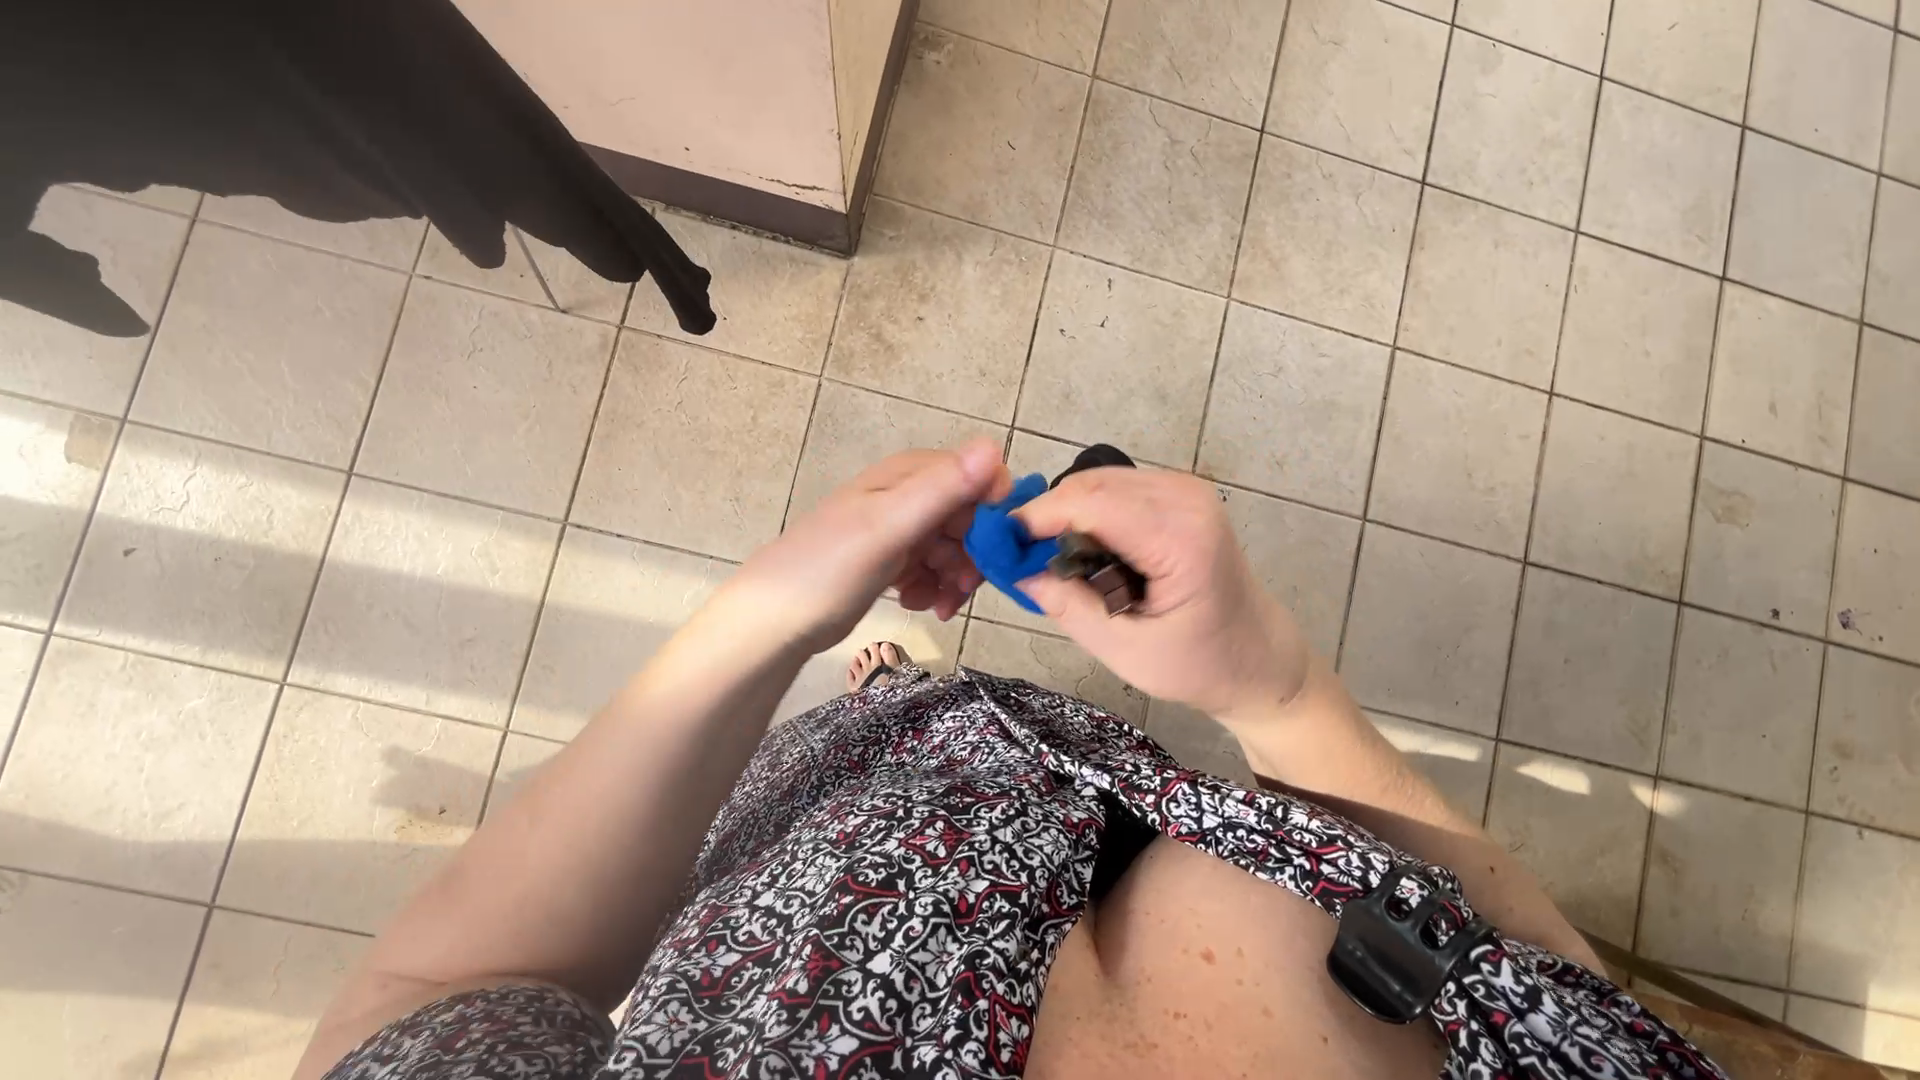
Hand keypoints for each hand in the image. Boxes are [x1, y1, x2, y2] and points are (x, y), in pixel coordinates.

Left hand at [719, 439, 1010, 654]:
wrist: (775, 620)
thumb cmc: (828, 569)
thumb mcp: (888, 527)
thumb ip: (941, 489)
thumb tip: (993, 445)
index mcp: (910, 474)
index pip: (979, 478)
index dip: (994, 515)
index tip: (991, 554)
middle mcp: (909, 494)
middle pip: (972, 518)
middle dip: (975, 555)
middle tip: (962, 588)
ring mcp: (901, 528)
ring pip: (956, 548)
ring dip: (956, 579)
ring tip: (938, 606)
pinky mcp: (894, 560)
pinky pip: (934, 569)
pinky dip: (934, 589)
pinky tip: (917, 605)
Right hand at [1014, 469, 1309, 720]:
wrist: (1260, 657)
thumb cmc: (1199, 664)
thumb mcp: (1127, 652)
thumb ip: (1071, 607)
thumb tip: (1018, 571)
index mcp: (1181, 539)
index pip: (1092, 504)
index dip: (1039, 518)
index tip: (1001, 545)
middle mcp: (1187, 499)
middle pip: (1091, 485)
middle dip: (1048, 516)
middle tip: (1018, 558)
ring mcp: (1186, 490)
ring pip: (1099, 481)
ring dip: (1066, 513)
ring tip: (1049, 560)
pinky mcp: (1181, 493)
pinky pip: (1117, 488)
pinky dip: (1088, 511)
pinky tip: (1083, 549)